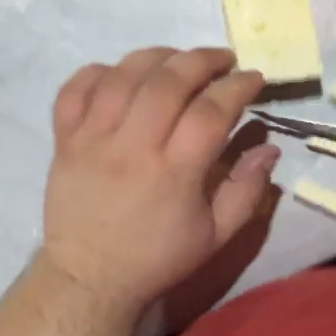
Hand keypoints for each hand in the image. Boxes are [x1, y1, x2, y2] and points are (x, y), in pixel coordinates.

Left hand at [41, 47, 279, 315]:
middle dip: (201, 60)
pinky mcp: (65, 141)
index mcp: (175, 173)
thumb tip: (270, 149)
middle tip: (221, 60)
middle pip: (168, 81)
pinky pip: (76, 89)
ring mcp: (93, 140)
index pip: (211, 112)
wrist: (91, 278)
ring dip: (156, 57)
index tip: (253, 79)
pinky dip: (100, 72)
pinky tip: (122, 75)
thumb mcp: (215, 237)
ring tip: (177, 60)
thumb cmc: (158, 259)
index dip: (237, 87)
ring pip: (123, 76)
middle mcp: (133, 147)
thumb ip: (245, 191)